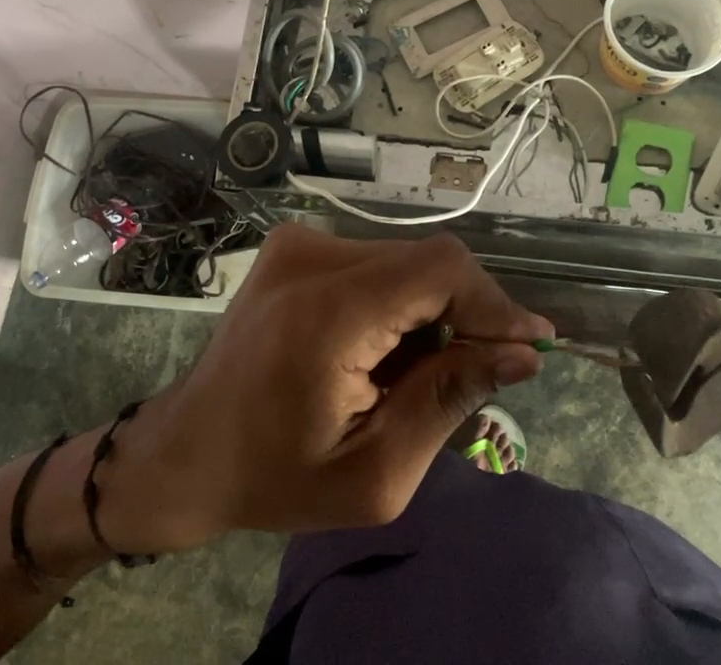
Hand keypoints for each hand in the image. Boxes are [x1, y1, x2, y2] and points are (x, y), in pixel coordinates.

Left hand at [97, 226, 553, 552]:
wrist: (190, 449)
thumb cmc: (276, 476)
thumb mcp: (375, 473)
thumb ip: (448, 402)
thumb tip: (521, 353)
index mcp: (327, 312)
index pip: (441, 270)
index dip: (495, 304)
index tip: (530, 348)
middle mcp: (311, 256)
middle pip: (428, 264)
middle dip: (463, 320)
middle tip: (464, 382)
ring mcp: (297, 244)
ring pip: (406, 262)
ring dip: (427, 316)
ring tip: (401, 380)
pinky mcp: (293, 247)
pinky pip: (376, 264)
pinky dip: (396, 306)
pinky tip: (375, 356)